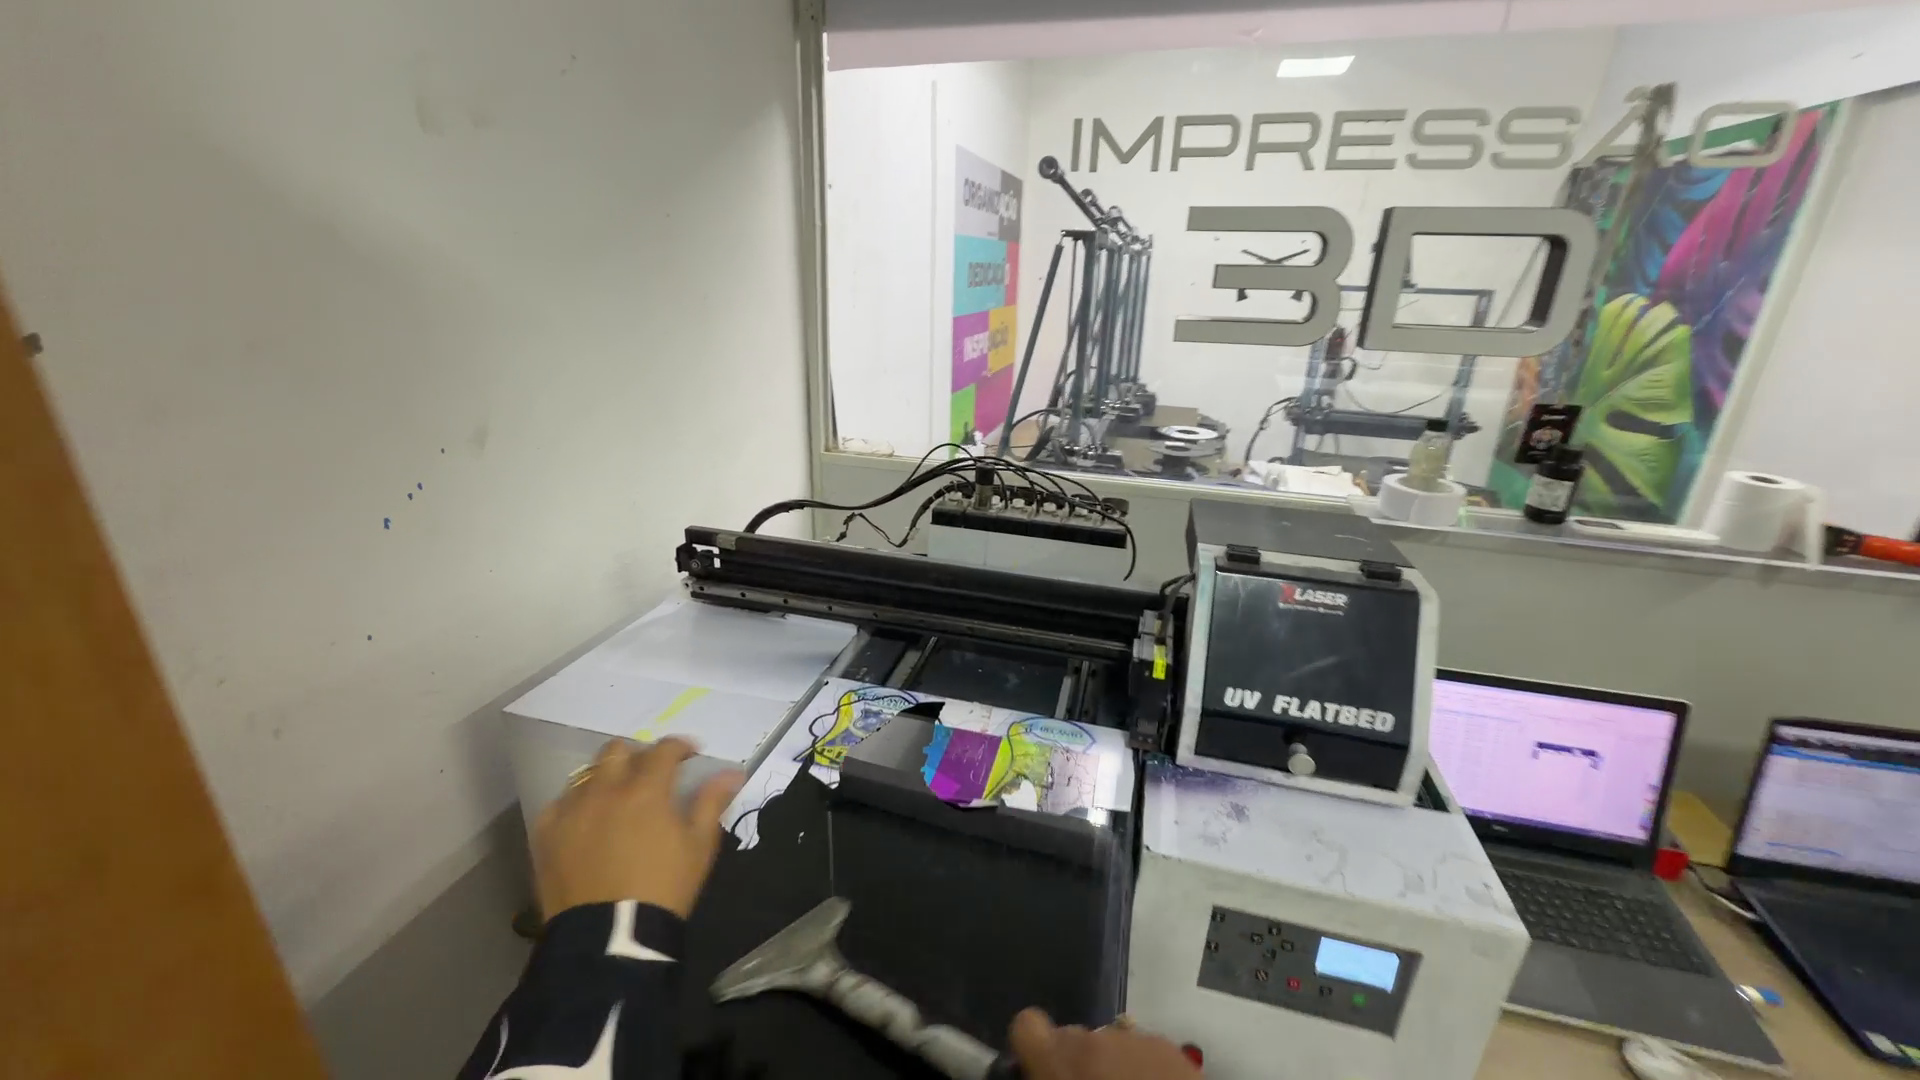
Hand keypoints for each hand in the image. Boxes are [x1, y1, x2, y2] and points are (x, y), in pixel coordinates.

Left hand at [533, 737, 743, 919]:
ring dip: (606, 778)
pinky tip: (587, 821)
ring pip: (586, 774)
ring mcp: (571, 811)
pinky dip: (577, 804)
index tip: (690, 755)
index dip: (680, 746)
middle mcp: (605, 791)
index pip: (664, 749)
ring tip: (618, 799)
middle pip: (617, 750)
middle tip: (651, 774)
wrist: (611, 937)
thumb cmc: (665, 888)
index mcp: (646, 790)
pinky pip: (560, 804)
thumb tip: (732, 772)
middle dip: (638, 754)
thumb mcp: (699, 845)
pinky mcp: (546, 834)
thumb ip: (712, 801)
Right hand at [1010, 1009, 1200, 1078]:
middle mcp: (1092, 1040)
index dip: (1032, 1048)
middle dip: (1077, 1065)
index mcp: (1059, 1062)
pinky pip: (1142, 1050)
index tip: (1041, 1072)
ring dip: (1111, 1068)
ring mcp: (1132, 1040)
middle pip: (1072, 1039)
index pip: (1026, 1026)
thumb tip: (1041, 1078)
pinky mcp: (1167, 1048)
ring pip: (1109, 1044)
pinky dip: (1143, 1070)